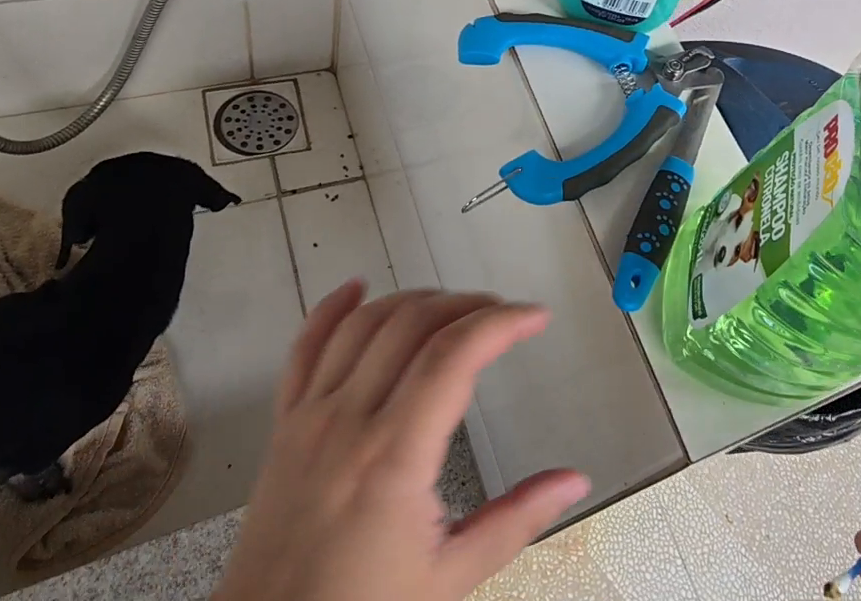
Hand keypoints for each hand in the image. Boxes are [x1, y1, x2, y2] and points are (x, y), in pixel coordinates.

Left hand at [213, 281, 590, 600]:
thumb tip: (574, 481)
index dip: (500, 323)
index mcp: (395, 457)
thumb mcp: (451, 576)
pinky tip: (358, 288)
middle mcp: (350, 421)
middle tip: (504, 316)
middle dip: (467, 305)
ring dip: (415, 300)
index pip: (453, 356)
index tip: (534, 317)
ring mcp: (311, 415)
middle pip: (413, 325)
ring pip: (364, 323)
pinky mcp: (285, 422)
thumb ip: (516, 520)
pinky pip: (305, 347)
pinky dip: (332, 308)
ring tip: (455, 306)